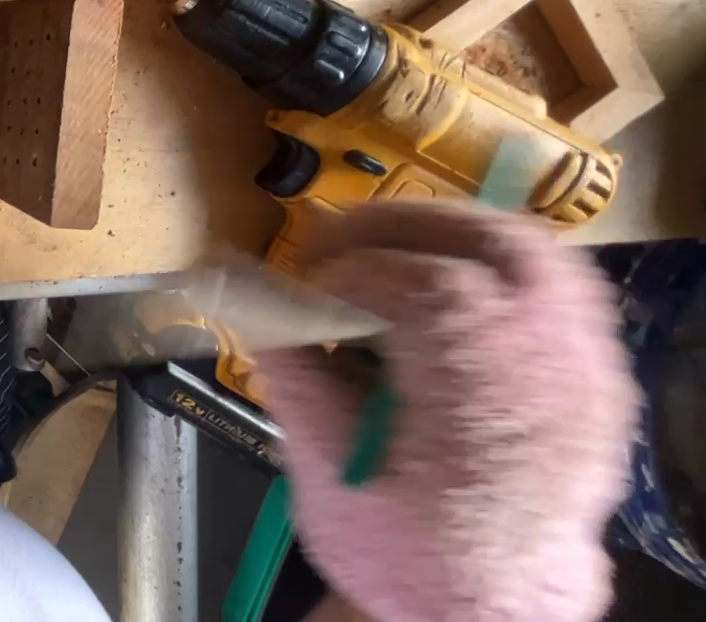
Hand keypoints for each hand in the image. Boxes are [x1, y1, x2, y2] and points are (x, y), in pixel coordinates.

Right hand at [259, 202, 636, 621]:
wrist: (483, 599)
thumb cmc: (394, 539)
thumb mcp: (319, 456)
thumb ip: (282, 358)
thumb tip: (225, 279)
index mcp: (482, 421)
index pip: (438, 296)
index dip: (355, 271)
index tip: (307, 289)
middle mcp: (552, 390)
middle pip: (499, 251)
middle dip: (397, 225)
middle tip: (329, 240)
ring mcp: (583, 375)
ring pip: (528, 250)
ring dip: (434, 229)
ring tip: (368, 246)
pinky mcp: (583, 368)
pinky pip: (542, 276)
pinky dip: (469, 252)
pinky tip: (416, 271)